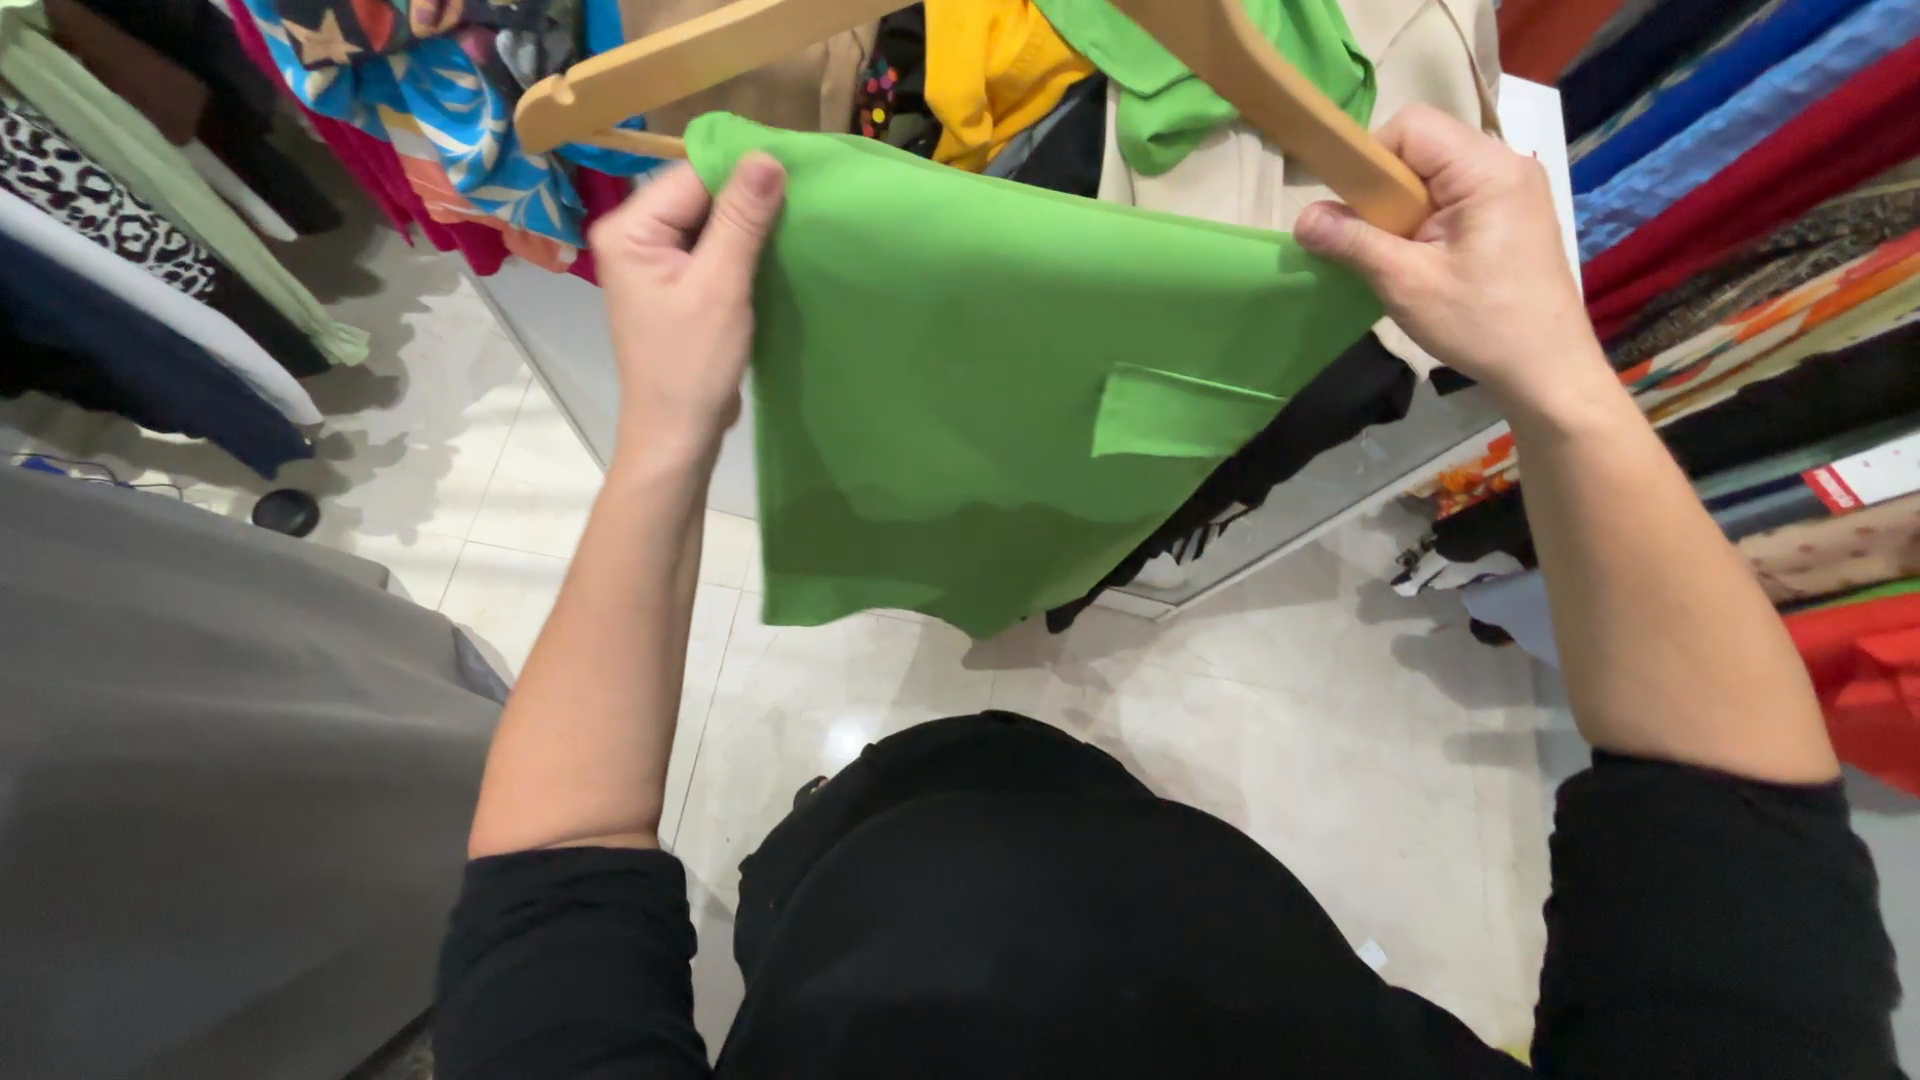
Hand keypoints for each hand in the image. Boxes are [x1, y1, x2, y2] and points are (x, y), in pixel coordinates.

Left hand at [589, 154, 786, 460]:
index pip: (691, 177)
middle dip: (746, 201)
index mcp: (629, 229)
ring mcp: (654, 264)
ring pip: (708, 226)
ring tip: (794, 228)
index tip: (795, 175)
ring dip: (748, 228)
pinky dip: (741, 254)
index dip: (742, 173)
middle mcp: (633, 237)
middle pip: (698, 197)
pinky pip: (711, 254)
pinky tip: (772, 257)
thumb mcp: (721, 287)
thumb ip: (742, 221)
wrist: (678, 432)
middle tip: (801, 203)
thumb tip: (769, 158)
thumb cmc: (693, 364)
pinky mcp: (675, 288)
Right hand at [1294, 105, 1607, 415]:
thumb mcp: (1406, 283)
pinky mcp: (1506, 215)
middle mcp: (1504, 165)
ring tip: (1394, 257)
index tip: (1350, 209)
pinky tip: (1417, 260)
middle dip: (1381, 190)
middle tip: (1371, 242)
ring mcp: (1509, 190)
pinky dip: (1418, 222)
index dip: (1369, 159)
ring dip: (1397, 211)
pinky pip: (1447, 198)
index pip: (1412, 127)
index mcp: (1487, 171)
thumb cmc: (1478, 323)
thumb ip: (1354, 243)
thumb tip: (1302, 218)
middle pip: (1421, 148)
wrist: (1543, 365)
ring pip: (1431, 176)